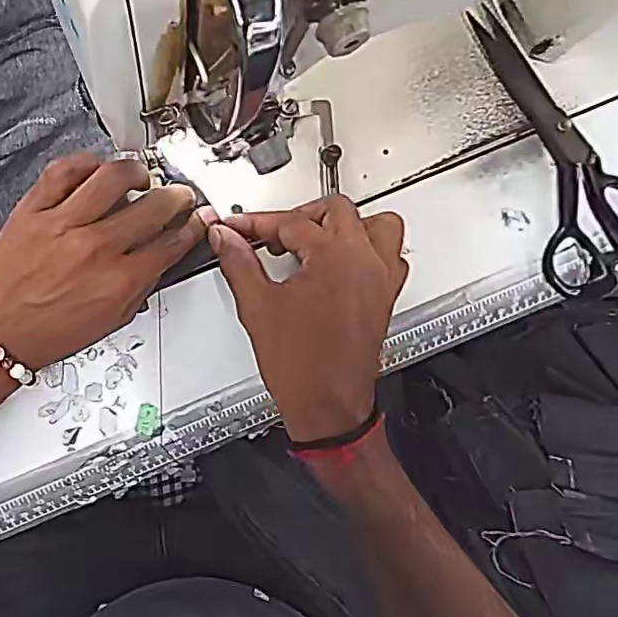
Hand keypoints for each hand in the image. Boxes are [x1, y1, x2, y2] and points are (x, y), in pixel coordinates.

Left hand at [0, 153, 208, 415]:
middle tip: (175, 195)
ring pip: (113, 176)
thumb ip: (141, 285)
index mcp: (119, 281)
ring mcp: (62, 225)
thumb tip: (161, 255)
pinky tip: (95, 170)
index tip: (193, 219)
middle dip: (176, 197)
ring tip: (138, 176)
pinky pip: (64, 170)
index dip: (191, 225)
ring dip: (136, 170)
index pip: (171, 241)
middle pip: (153, 205)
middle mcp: (94, 249)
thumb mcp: (111, 319)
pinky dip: (86, 162)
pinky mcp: (33, 211)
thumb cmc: (48, 332)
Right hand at [209, 196, 408, 441]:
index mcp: (334, 258)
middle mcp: (365, 263)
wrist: (327, 405)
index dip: (258, 223)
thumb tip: (227, 238)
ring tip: (314, 237)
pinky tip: (345, 261)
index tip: (239, 228)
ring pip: (376, 224)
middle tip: (270, 234)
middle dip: (298, 217)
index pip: (291, 222)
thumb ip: (239, 262)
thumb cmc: (303, 367)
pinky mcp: (386, 297)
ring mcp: (381, 279)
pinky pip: (390, 255)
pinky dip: (369, 249)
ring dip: (344, 224)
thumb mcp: (257, 306)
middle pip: (335, 211)